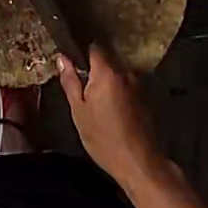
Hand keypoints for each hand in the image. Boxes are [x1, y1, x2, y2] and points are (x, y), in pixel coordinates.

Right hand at [57, 44, 169, 192]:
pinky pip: (126, 85)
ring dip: (106, 81)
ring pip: (116, 73)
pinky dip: (117, 91)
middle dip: (93, 69)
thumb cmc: (104, 139)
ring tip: (96, 103)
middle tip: (81, 87)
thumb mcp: (79, 111)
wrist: (138, 161)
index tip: (71, 58)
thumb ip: (70, 81)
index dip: (81, 49)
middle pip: (106, 59)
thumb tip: (62, 58)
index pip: (93, 46)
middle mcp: (125, 71)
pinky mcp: (144, 95)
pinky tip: (111, 110)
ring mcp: (137, 83)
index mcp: (106, 72)